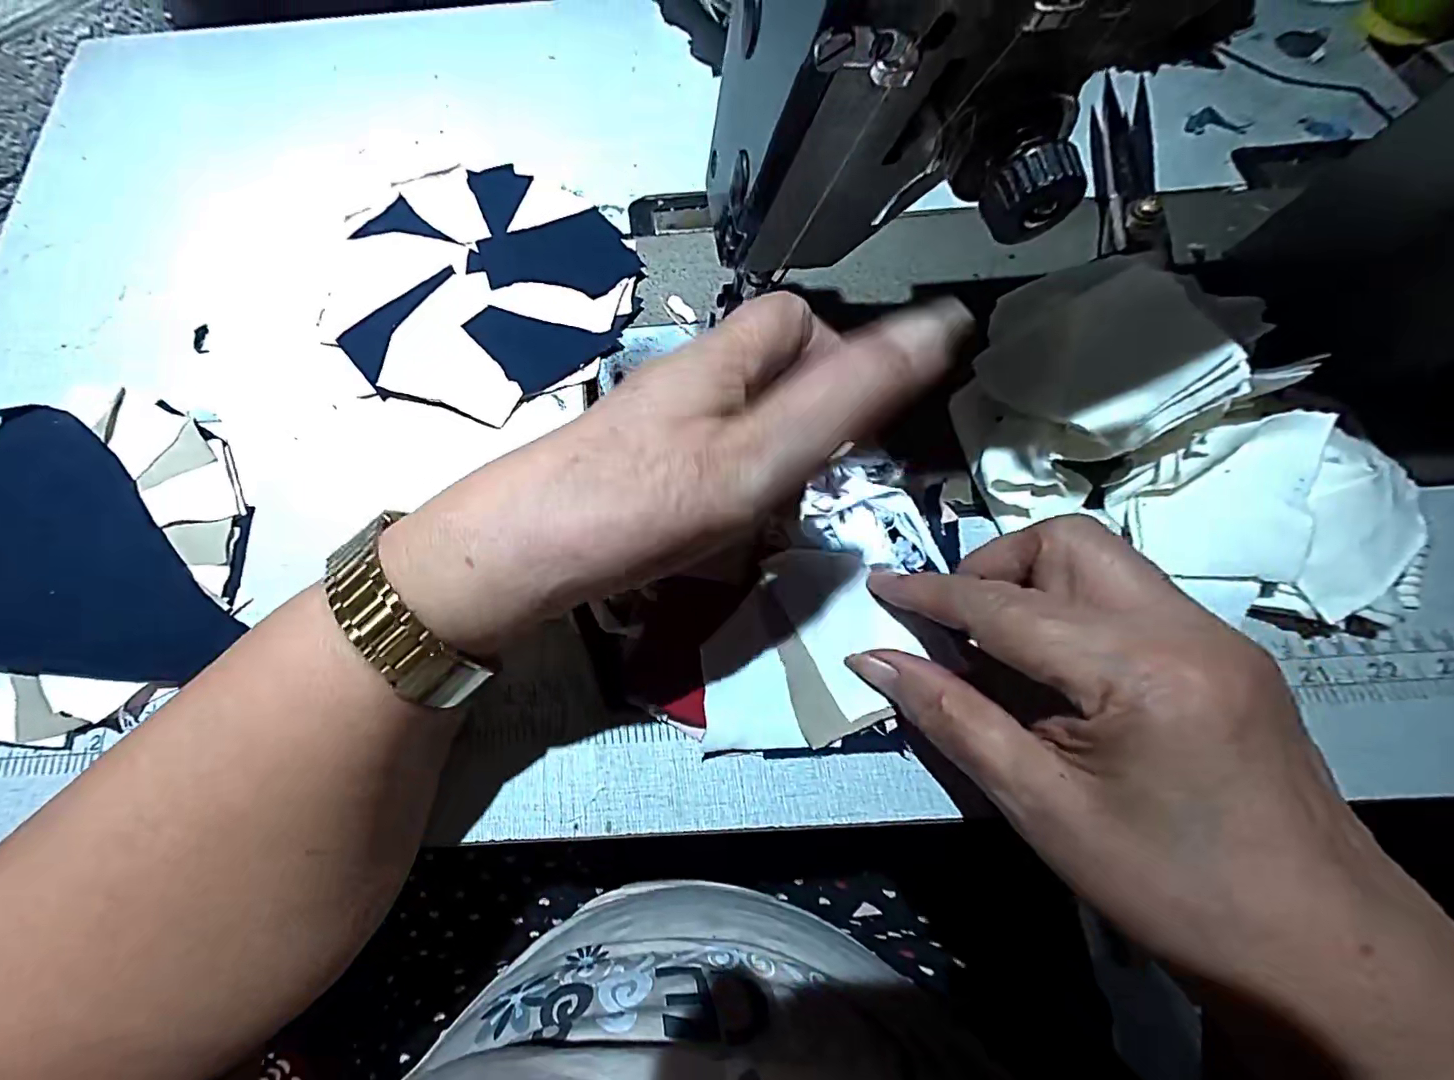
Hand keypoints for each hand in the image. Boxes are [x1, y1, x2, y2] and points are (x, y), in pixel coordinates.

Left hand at [380, 293, 972, 655]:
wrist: (519, 556)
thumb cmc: (639, 503)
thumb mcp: (759, 455)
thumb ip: (845, 397)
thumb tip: (934, 333)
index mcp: (720, 359)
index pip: (796, 316)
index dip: (842, 348)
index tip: (865, 413)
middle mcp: (688, 378)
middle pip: (772, 367)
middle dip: (812, 412)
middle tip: (820, 473)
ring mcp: (658, 422)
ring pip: (744, 415)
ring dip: (777, 454)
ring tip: (776, 507)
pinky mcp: (639, 462)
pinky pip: (711, 454)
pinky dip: (737, 482)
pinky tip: (728, 524)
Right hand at [851, 518, 1453, 1077]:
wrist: (1320, 949)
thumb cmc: (1166, 887)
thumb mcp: (1038, 804)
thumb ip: (950, 717)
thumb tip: (876, 660)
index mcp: (1139, 669)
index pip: (1005, 607)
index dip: (930, 594)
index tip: (879, 585)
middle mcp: (1185, 627)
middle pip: (1066, 542)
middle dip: (993, 567)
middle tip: (955, 625)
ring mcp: (1215, 635)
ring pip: (1100, 559)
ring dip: (1031, 582)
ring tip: (997, 645)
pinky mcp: (1226, 653)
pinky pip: (1127, 595)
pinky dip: (1069, 608)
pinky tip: (1053, 670)